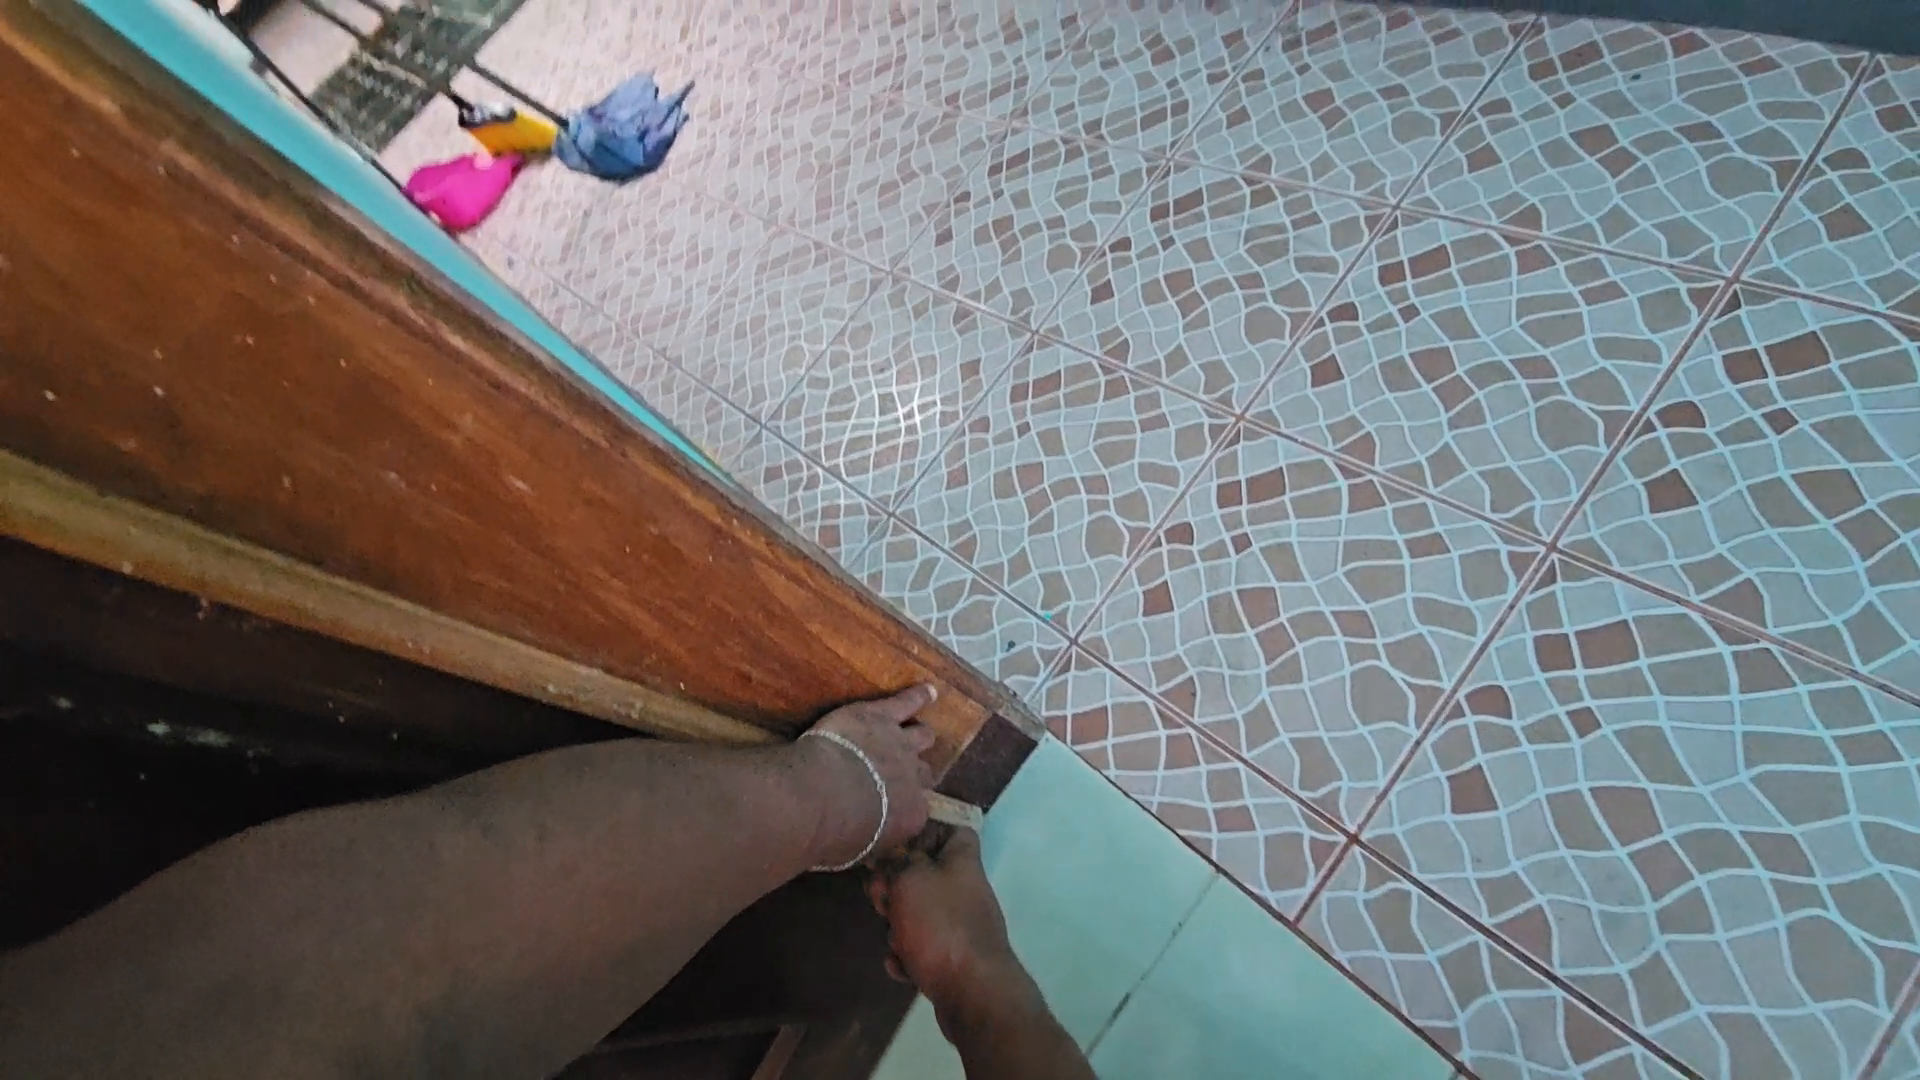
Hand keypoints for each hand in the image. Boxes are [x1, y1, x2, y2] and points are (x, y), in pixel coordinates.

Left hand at [800, 684, 937, 867]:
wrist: (821, 794)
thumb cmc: (833, 832)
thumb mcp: (856, 849)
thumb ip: (869, 838)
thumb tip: (866, 836)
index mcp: (910, 814)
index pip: (916, 809)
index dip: (905, 806)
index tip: (893, 807)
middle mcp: (913, 778)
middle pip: (922, 772)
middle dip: (913, 773)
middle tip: (900, 773)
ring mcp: (900, 743)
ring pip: (921, 736)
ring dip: (920, 736)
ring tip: (924, 732)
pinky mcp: (881, 716)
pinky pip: (906, 702)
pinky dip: (918, 695)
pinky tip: (927, 690)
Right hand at [865, 828, 1018, 1011]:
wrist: (973, 994)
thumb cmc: (941, 924)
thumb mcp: (909, 879)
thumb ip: (894, 861)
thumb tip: (888, 855)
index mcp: (961, 857)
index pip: (947, 826)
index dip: (920, 830)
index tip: (892, 844)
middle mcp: (963, 886)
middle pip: (921, 874)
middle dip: (894, 888)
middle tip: (881, 900)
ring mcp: (960, 923)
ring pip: (917, 912)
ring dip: (898, 927)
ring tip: (896, 940)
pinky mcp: (954, 956)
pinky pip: (922, 946)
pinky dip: (909, 955)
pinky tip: (900, 966)